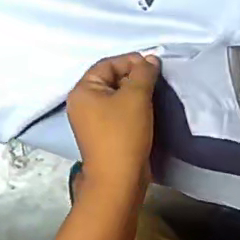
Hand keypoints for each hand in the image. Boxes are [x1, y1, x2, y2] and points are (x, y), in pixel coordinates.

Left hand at [66, 52, 160, 192]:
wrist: (119, 179)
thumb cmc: (123, 134)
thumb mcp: (136, 97)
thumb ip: (144, 73)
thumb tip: (150, 60)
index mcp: (82, 91)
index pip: (107, 64)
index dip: (131, 61)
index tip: (154, 67)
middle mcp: (82, 104)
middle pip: (110, 79)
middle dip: (135, 77)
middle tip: (157, 81)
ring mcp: (91, 122)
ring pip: (116, 98)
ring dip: (136, 94)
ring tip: (155, 96)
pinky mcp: (103, 135)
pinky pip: (118, 113)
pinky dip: (133, 109)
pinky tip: (148, 112)